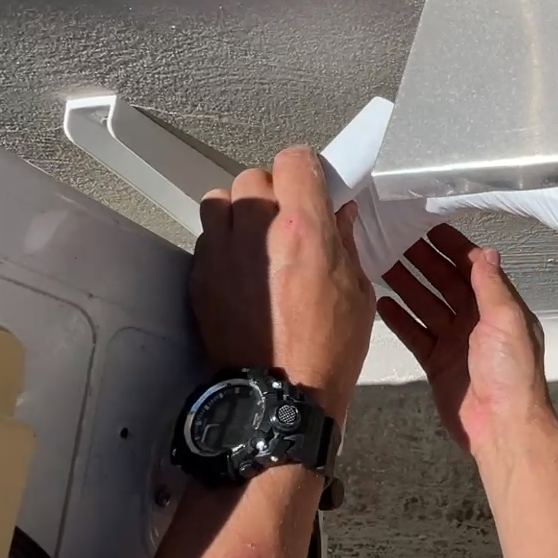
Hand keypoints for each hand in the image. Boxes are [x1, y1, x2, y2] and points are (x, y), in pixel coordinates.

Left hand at [189, 147, 372, 421]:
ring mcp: (222, 255)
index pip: (295, 161)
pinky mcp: (200, 279)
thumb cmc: (326, 351)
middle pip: (254, 177)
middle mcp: (258, 233)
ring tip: (256, 239)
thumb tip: (339, 215)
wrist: (282, 396)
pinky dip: (223, 245)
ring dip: (239, 211)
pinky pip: (206, 239)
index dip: (306, 168)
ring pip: (220, 201)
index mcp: (304, 231)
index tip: (312, 182)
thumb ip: (345, 243)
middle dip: (274, 192)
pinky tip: (243, 271)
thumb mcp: (357, 292)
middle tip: (289, 218)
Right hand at [377, 224, 552, 459]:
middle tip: (393, 239)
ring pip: (426, 305)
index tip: (425, 225)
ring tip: (379, 263)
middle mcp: (476, 320)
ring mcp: (455, 341)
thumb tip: (486, 251)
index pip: (472, 267)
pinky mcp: (437, 363)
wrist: (502, 425)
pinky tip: (381, 302)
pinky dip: (400, 319)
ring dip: (406, 285)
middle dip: (422, 260)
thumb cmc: (510, 371)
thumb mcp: (506, 321)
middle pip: (444, 282)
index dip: (450, 246)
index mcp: (498, 306)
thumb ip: (492, 286)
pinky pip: (415, 334)